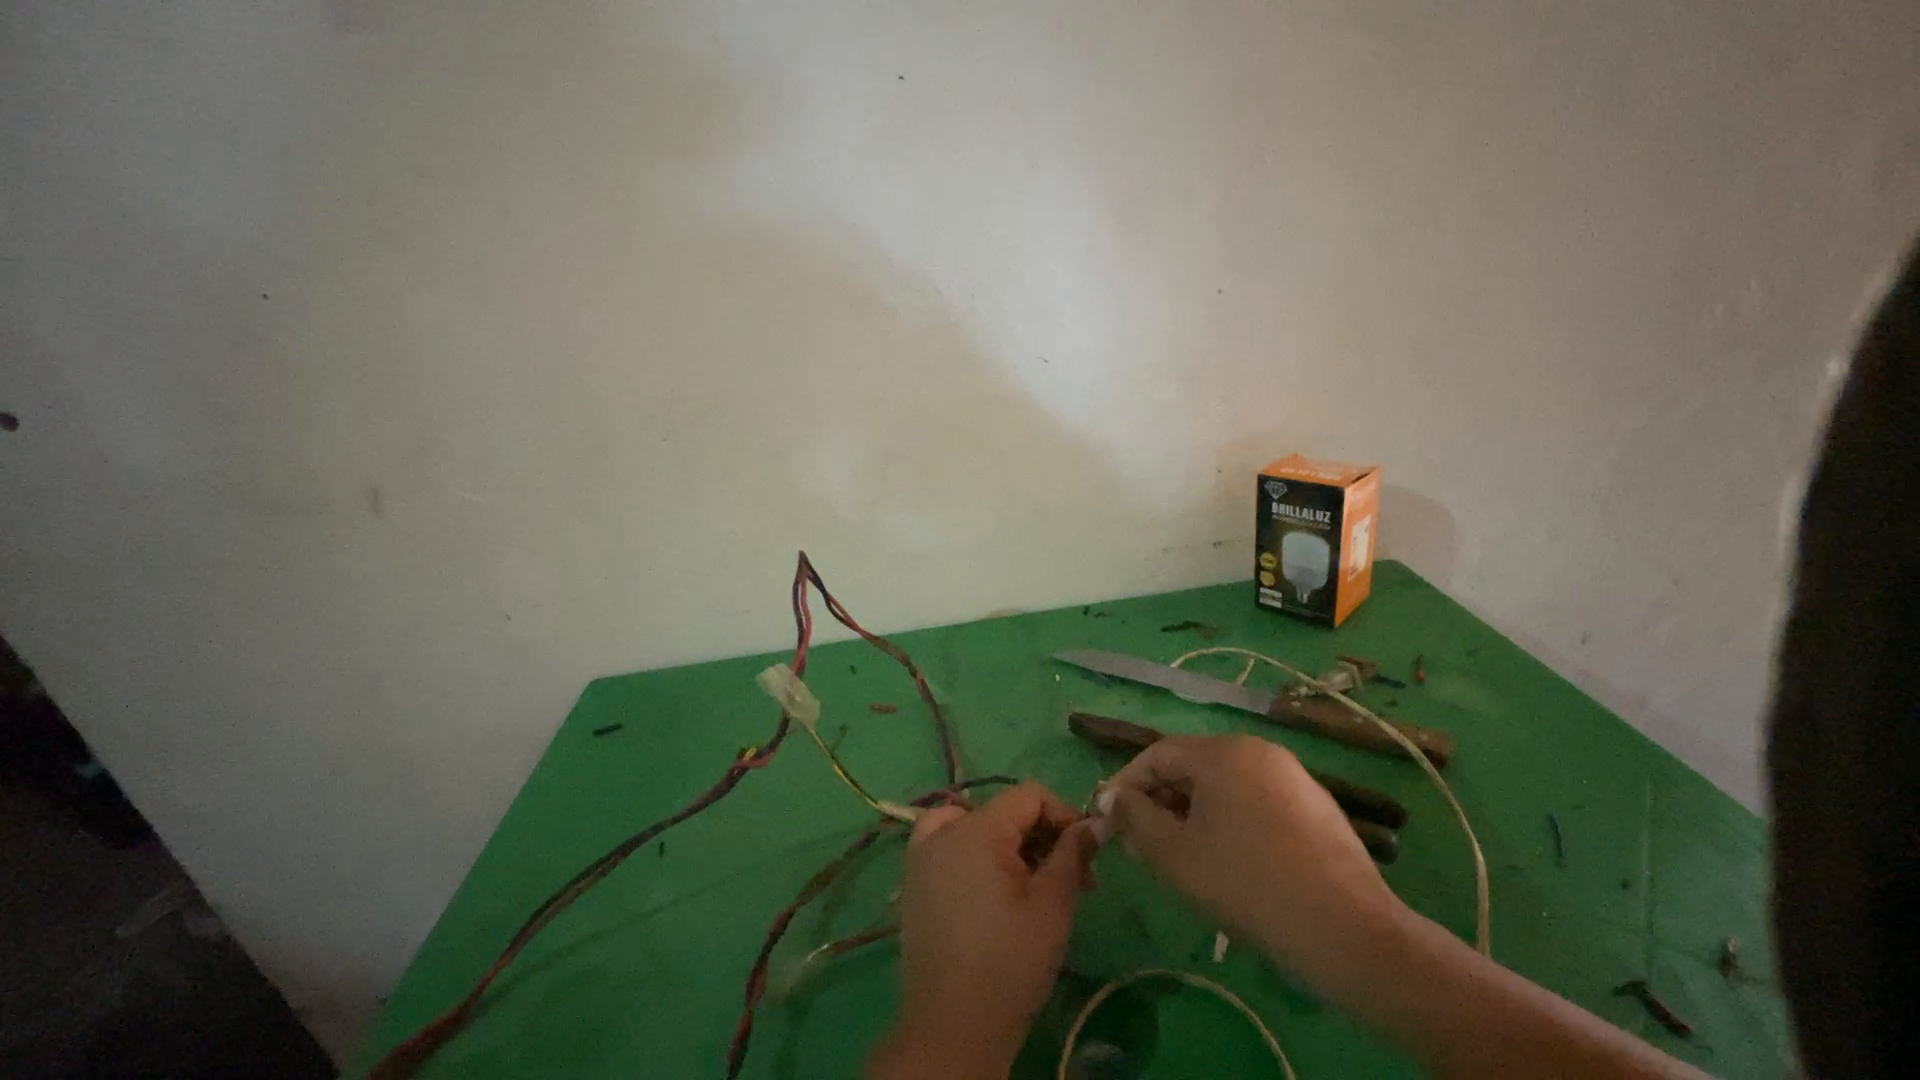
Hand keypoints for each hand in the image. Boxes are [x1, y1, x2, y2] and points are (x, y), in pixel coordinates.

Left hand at [867, 782, 1094, 1078]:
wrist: (953, 1025)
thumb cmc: (1010, 962)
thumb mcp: (1053, 904)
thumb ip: (1073, 854)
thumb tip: (1094, 823)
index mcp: (975, 829)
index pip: (1029, 795)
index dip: (1063, 816)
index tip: (1085, 854)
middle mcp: (942, 831)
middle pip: (1003, 811)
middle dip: (1042, 837)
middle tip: (1072, 880)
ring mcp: (921, 855)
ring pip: (975, 825)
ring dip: (1009, 844)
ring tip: (1032, 883)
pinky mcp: (913, 882)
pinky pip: (947, 845)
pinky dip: (972, 851)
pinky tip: (990, 886)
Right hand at [1104, 735, 1409, 995]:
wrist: (1343, 928)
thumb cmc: (1245, 882)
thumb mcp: (1174, 854)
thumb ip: (1136, 818)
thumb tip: (1116, 799)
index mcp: (1223, 751)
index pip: (1158, 753)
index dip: (1126, 783)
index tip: (1108, 818)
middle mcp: (1259, 751)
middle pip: (1193, 766)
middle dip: (1159, 800)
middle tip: (1140, 842)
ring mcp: (1293, 777)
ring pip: (1225, 786)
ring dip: (1192, 813)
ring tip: (1179, 855)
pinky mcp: (1316, 807)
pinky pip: (1256, 802)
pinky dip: (1229, 822)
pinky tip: (1227, 862)